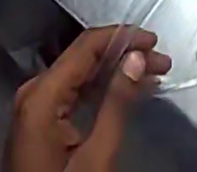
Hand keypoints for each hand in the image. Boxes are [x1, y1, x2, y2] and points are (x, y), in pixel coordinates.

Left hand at [6, 26, 170, 171]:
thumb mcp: (95, 159)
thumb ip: (116, 106)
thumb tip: (134, 58)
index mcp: (41, 93)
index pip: (84, 47)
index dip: (120, 37)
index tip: (152, 39)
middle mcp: (34, 90)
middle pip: (83, 59)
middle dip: (123, 54)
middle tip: (161, 60)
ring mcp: (34, 105)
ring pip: (80, 75)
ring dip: (115, 71)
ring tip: (152, 71)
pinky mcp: (40, 121)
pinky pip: (72, 93)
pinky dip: (100, 88)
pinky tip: (125, 88)